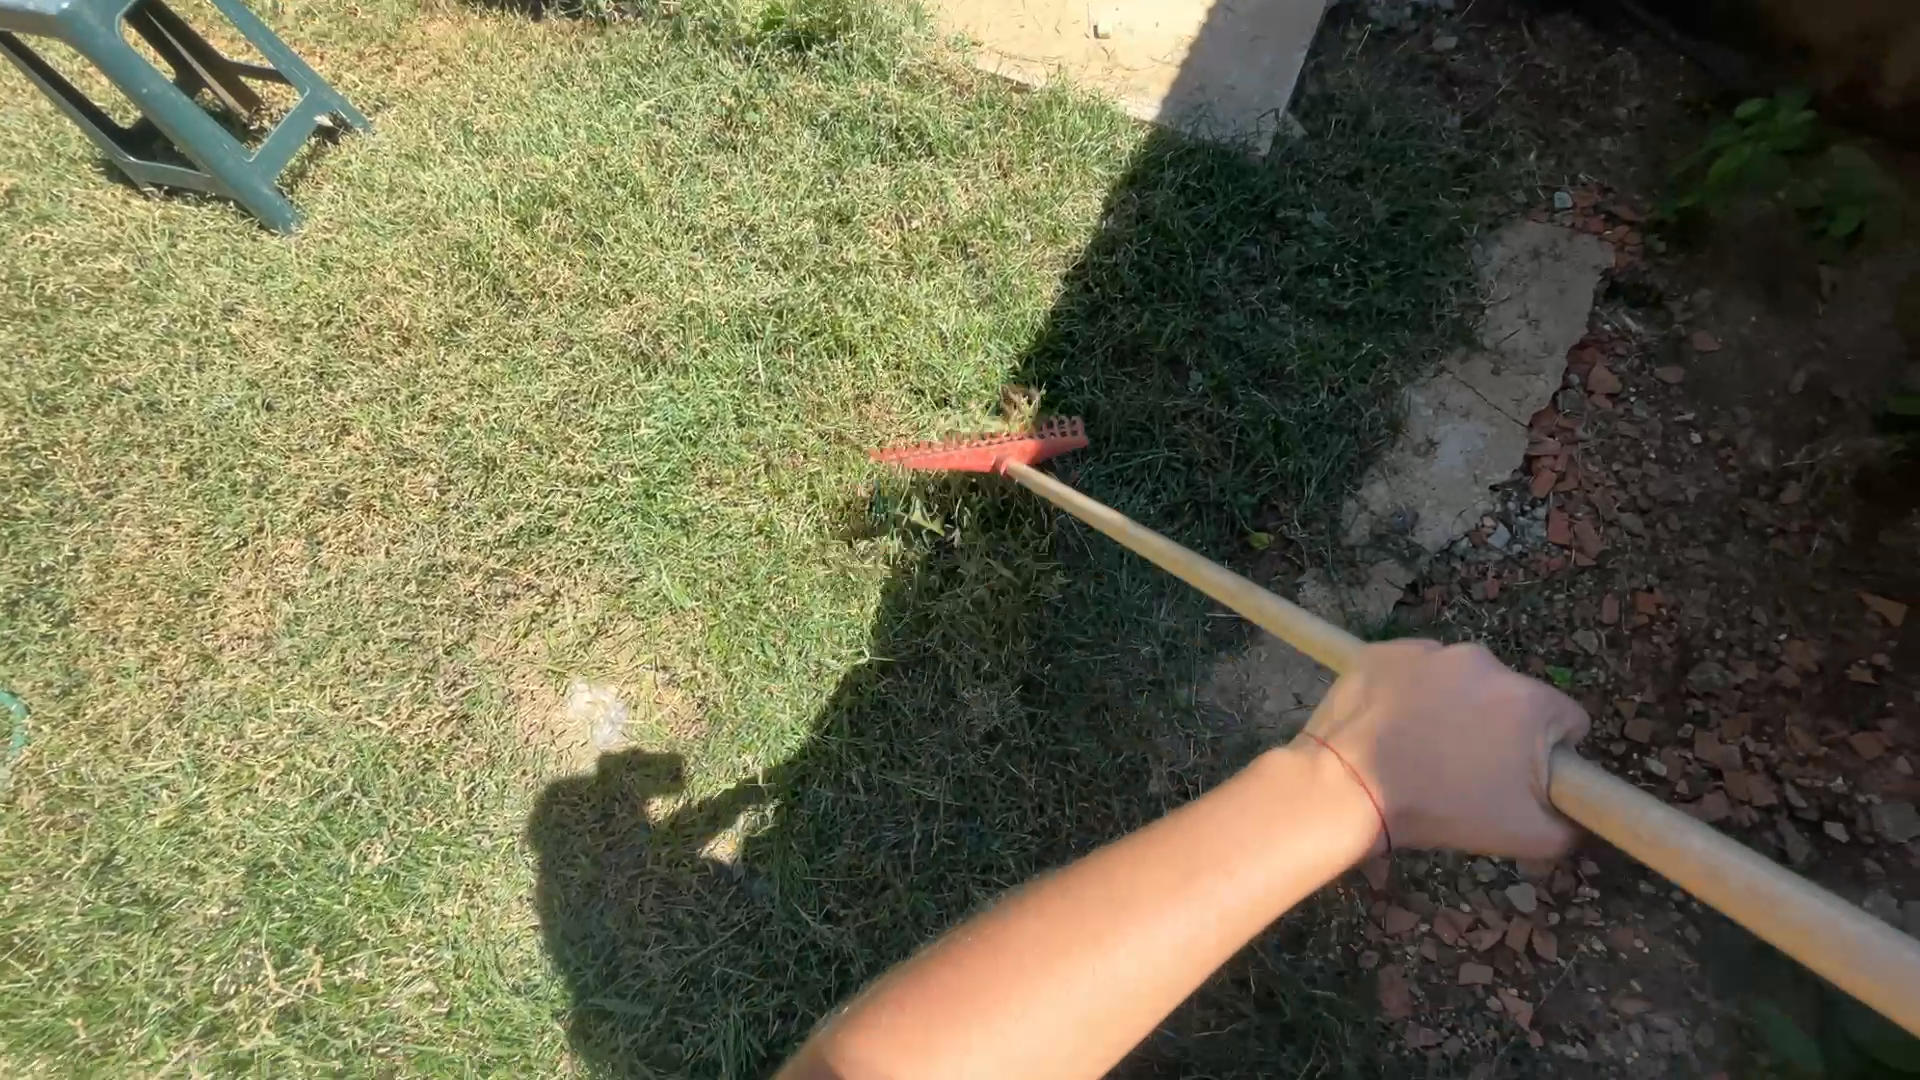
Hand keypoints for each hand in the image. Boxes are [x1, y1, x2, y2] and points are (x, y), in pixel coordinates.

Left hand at [1296, 639, 1589, 857]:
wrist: (1347, 784)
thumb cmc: (1439, 808)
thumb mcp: (1532, 835)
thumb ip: (1575, 820)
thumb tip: (1576, 808)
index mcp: (1527, 699)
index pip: (1566, 720)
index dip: (1549, 751)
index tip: (1518, 773)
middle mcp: (1479, 661)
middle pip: (1507, 694)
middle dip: (1496, 723)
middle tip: (1461, 761)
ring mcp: (1424, 651)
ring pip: (1455, 678)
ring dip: (1448, 701)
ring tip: (1418, 741)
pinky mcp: (1380, 651)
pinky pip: (1409, 669)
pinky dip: (1406, 688)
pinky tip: (1389, 721)